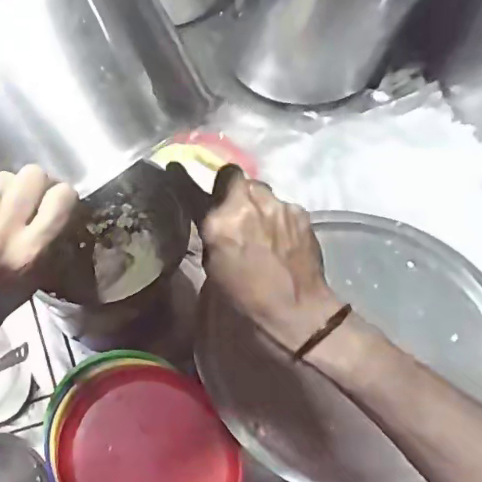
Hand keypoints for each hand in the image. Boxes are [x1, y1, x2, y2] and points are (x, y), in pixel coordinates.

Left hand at [0, 165, 76, 333]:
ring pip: (4, 179)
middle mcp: (3, 232)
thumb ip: (55, 234)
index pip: (61, 197)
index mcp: (31, 250)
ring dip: (10, 192)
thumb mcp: (45, 270)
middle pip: (32, 174)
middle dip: (39, 183)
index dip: (65, 196)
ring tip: (7, 211)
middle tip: (35, 198)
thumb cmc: (12, 290)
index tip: (60, 202)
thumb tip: (64, 198)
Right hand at [198, 169, 342, 353]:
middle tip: (234, 210)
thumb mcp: (214, 267)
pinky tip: (282, 236)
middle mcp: (247, 203)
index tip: (181, 173)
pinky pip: (282, 205)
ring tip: (260, 225)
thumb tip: (213, 220)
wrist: (296, 308)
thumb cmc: (247, 297)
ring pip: (260, 189)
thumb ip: (212, 235)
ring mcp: (277, 205)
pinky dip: (278, 216)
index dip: (188, 179)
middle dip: (231, 190)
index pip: (195, 188)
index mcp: (219, 222)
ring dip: (256, 202)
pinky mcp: (300, 212)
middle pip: (233, 177)